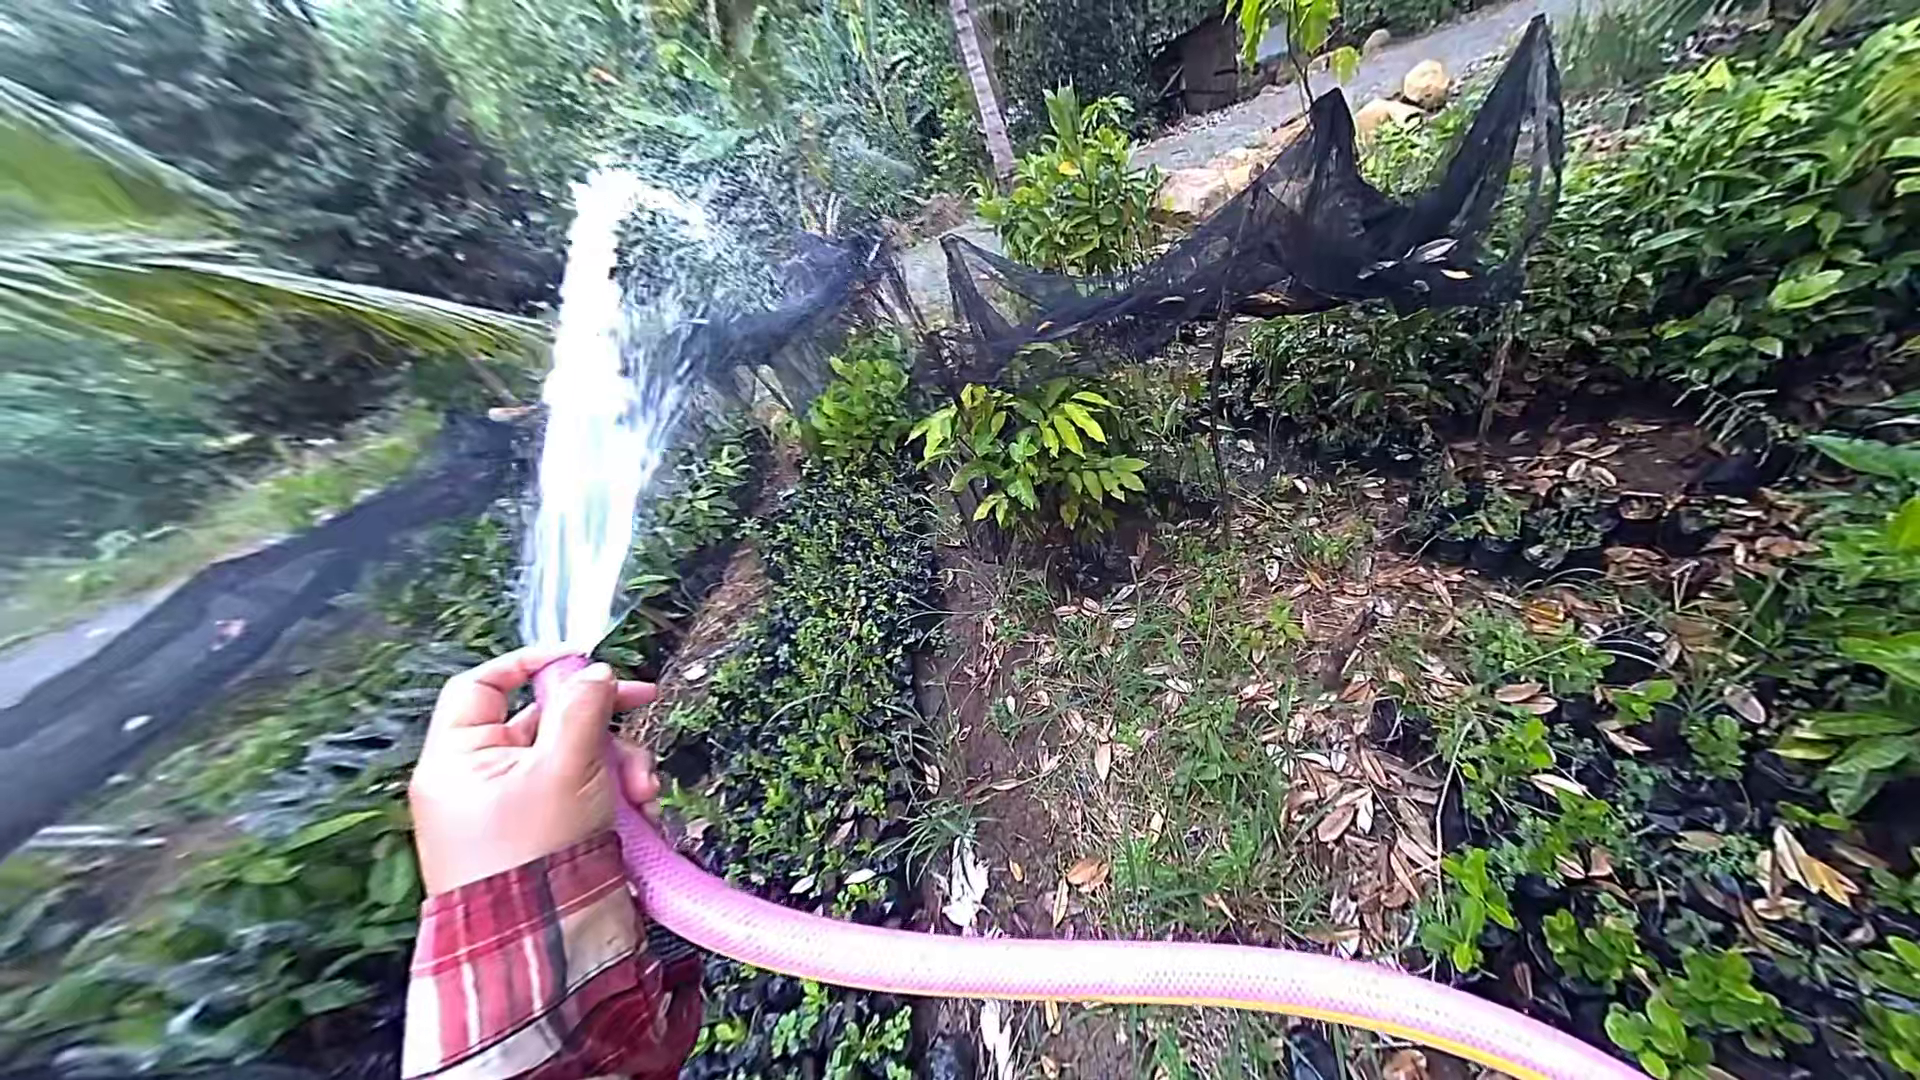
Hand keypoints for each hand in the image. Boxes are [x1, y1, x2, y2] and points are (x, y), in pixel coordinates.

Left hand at [409, 646, 663, 894]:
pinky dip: (616, 786)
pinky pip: (586, 780)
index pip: (482, 685)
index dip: (529, 662)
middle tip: (646, 699)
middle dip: (604, 718)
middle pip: (549, 715)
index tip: (580, 656)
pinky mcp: (550, 818)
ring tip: (643, 788)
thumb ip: (583, 708)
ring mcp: (520, 797)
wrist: (542, 939)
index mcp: (462, 758)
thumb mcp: (566, 766)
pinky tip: (640, 806)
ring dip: (620, 758)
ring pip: (578, 748)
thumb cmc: (536, 851)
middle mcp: (486, 773)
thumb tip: (596, 670)